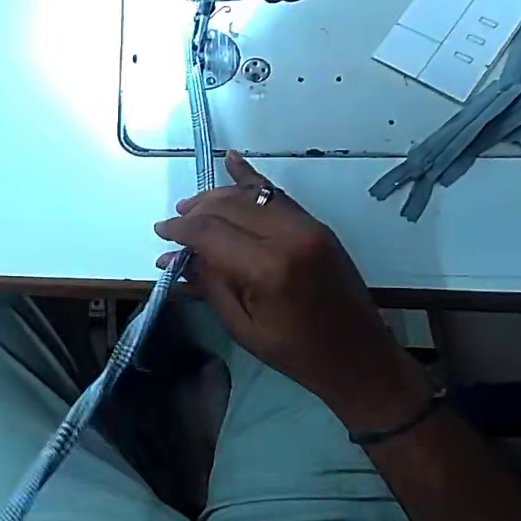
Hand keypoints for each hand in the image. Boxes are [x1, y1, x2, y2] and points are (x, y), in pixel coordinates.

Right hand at [154, 151, 430, 429]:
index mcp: (267, 267)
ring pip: (250, 195)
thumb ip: (209, 284)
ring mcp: (308, 226)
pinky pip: (278, 194)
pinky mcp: (317, 227)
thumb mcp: (241, 326)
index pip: (210, 232)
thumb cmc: (296, 353)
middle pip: (227, 207)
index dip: (179, 229)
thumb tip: (177, 259)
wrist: (360, 358)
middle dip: (194, 212)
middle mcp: (289, 236)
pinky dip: (252, 179)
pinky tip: (233, 161)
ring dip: (216, 197)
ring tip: (192, 206)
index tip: (160, 232)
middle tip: (174, 224)